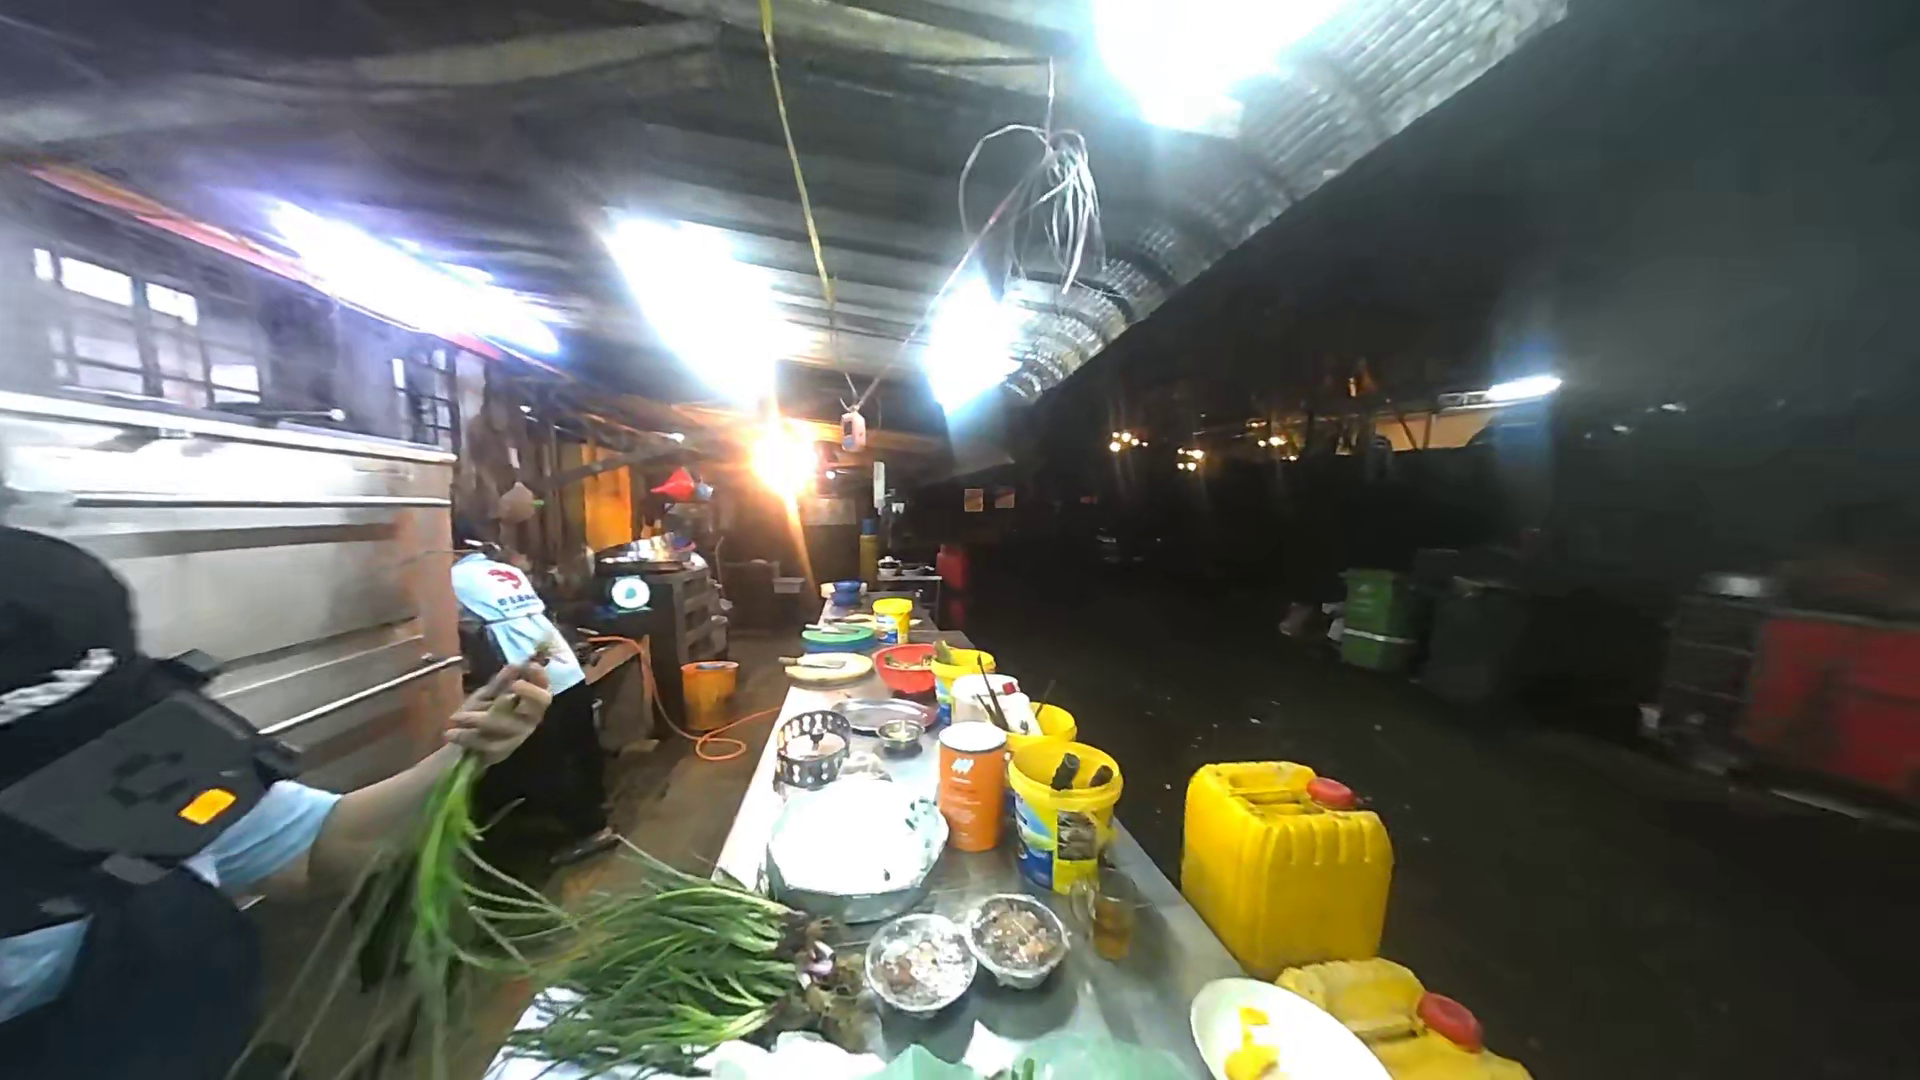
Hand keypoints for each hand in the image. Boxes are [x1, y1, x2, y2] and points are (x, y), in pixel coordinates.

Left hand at [447, 661, 552, 764]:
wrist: (461, 746)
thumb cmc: (478, 715)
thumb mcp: (487, 695)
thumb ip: (501, 682)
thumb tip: (517, 664)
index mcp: (529, 701)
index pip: (544, 685)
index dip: (540, 675)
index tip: (529, 665)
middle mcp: (531, 716)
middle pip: (542, 701)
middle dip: (531, 691)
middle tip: (516, 685)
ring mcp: (519, 734)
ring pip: (507, 723)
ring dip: (478, 719)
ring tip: (455, 717)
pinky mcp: (504, 751)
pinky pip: (488, 742)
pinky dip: (467, 736)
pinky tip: (451, 733)